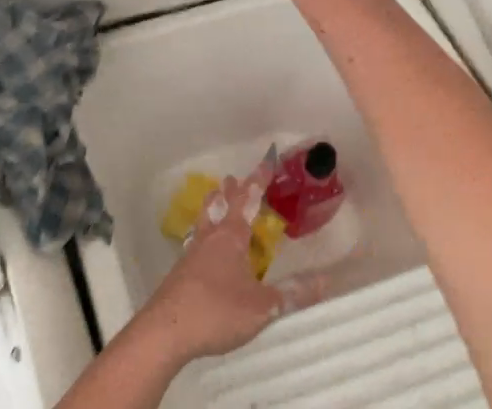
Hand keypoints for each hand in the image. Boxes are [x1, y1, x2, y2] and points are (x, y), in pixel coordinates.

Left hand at [138, 177, 324, 363]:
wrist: (167, 329)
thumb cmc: (216, 311)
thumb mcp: (262, 307)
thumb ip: (291, 294)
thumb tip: (324, 281)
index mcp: (230, 238)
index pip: (246, 201)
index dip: (258, 182)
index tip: (266, 162)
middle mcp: (209, 239)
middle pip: (219, 206)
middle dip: (230, 192)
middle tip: (234, 179)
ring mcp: (192, 254)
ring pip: (205, 221)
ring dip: (213, 207)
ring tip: (216, 199)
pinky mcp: (182, 273)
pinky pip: (197, 241)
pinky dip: (206, 233)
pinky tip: (205, 247)